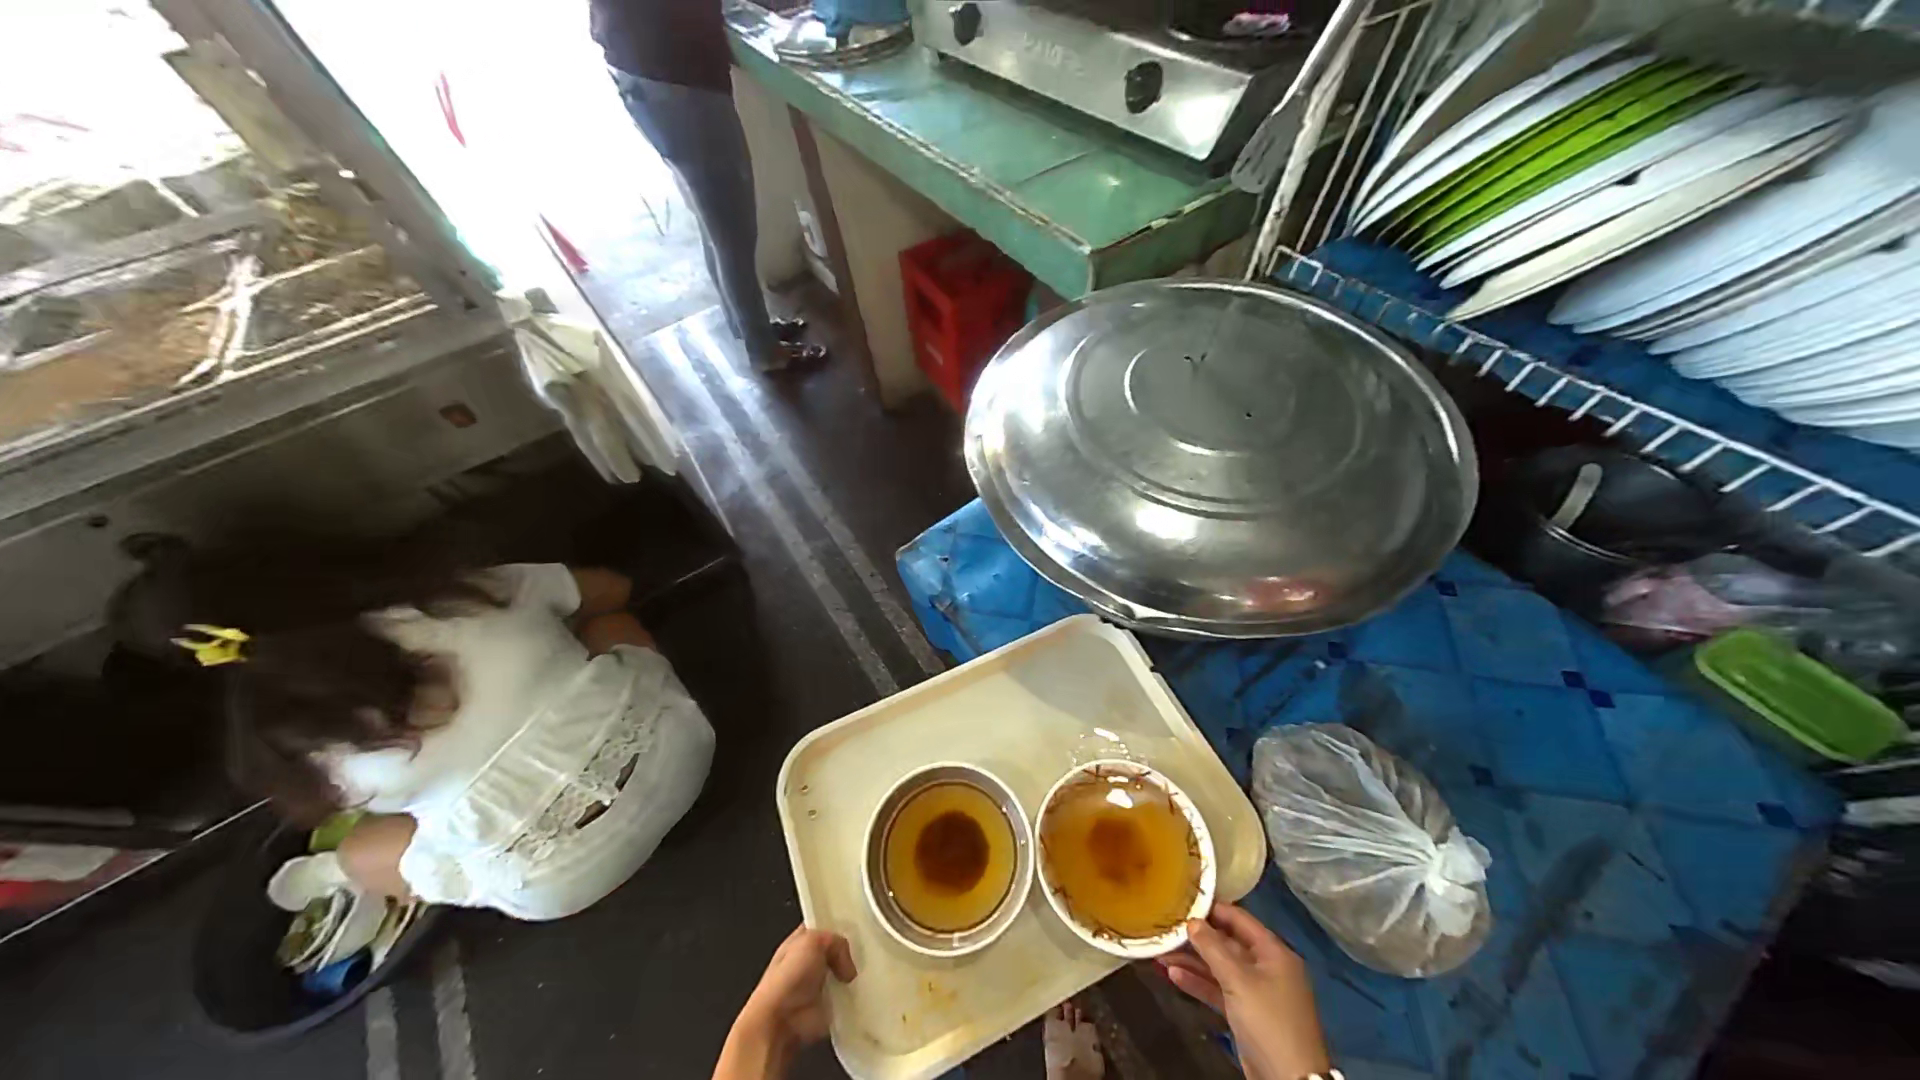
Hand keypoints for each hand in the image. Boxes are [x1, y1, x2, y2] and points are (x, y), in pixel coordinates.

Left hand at [714, 926, 856, 1079]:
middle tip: (869, 948)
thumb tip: (848, 969)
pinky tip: (864, 991)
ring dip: (855, 975)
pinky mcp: (828, 1008)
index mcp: (800, 942)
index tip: (859, 921)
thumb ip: (836, 942)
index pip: (823, 926)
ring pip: (846, 973)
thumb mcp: (813, 941)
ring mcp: (820, 986)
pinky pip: (848, 997)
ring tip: (871, 970)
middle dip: (852, 950)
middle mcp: (810, 962)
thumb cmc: (791, 976)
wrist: (778, 1021)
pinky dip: (857, 996)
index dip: (839, 924)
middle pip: (838, 950)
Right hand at [1156, 903, 1330, 1079]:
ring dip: (1192, 961)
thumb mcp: (1238, 980)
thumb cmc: (1267, 1021)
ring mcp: (1256, 991)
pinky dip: (1199, 983)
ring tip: (1160, 952)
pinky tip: (1173, 975)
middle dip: (1196, 938)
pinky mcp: (1246, 1013)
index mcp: (1273, 952)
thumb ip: (1212, 948)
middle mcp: (1266, 967)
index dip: (1212, 909)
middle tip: (1165, 928)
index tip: (1182, 901)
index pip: (1239, 919)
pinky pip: (1219, 990)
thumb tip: (1192, 921)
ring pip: (1220, 967)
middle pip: (1227, 943)